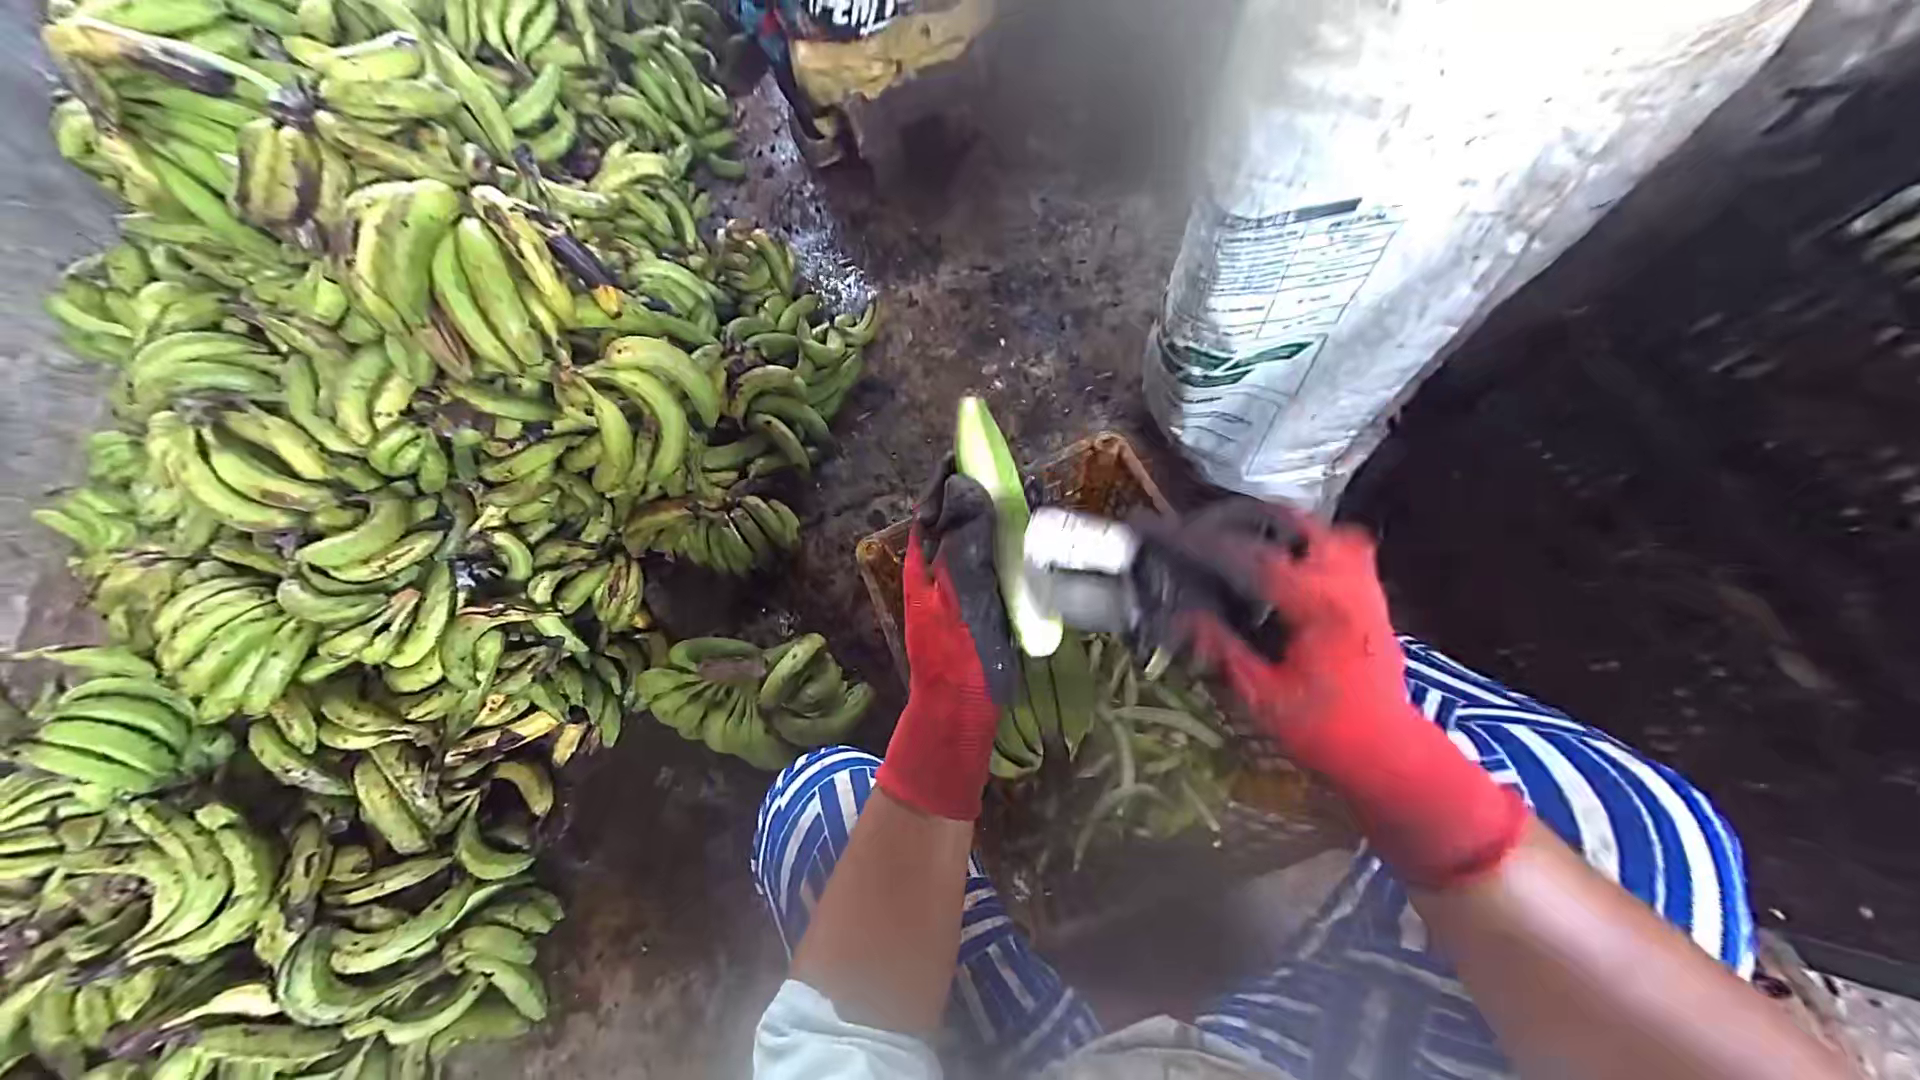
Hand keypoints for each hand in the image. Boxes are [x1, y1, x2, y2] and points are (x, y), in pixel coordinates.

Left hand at [874, 463, 1014, 820]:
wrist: (962, 704)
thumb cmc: (957, 648)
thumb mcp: (959, 589)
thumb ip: (964, 536)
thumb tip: (967, 483)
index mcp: (927, 555)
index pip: (937, 498)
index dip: (956, 470)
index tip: (981, 445)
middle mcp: (941, 561)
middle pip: (962, 511)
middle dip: (986, 488)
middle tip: (1020, 474)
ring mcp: (962, 579)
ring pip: (981, 532)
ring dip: (1003, 512)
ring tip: (1032, 495)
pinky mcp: (983, 597)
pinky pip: (997, 557)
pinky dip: (1013, 542)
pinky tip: (1035, 537)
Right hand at [1183, 504, 1525, 887]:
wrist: (1390, 754)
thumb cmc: (1325, 732)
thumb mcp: (1261, 695)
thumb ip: (1222, 648)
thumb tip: (1178, 614)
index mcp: (1319, 607)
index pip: (1250, 558)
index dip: (1202, 542)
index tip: (1167, 532)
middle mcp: (1347, 584)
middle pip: (1291, 524)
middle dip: (1242, 520)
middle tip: (1202, 531)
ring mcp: (1364, 586)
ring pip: (1321, 530)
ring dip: (1276, 528)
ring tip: (1238, 540)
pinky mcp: (1371, 595)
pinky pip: (1341, 548)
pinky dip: (1308, 544)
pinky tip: (1282, 562)